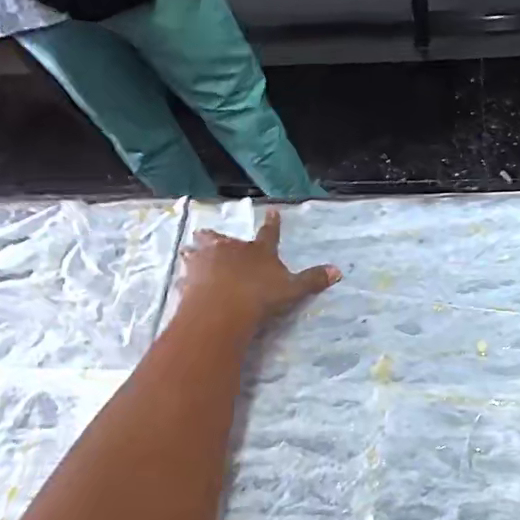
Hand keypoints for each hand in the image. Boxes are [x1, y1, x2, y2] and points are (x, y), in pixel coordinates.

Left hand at [175, 210, 339, 338]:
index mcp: (258, 250)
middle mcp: (230, 249)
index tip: (272, 211)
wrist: (222, 308)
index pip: (269, 233)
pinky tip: (182, 281)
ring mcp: (206, 261)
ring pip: (197, 252)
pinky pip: (185, 275)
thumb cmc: (260, 295)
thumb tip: (338, 271)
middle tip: (208, 234)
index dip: (272, 223)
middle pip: (221, 239)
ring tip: (189, 252)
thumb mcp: (292, 289)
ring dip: (195, 252)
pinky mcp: (188, 278)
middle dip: (216, 237)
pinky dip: (185, 276)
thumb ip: (312, 280)